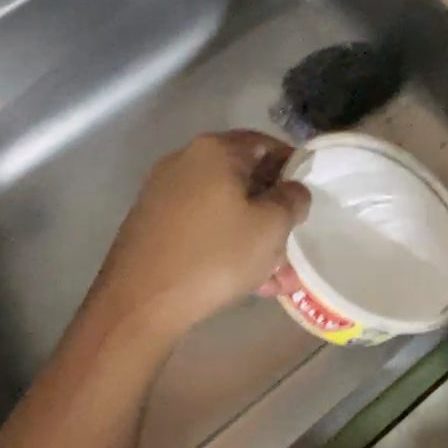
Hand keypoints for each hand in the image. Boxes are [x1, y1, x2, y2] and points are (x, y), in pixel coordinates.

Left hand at [88, 131, 310, 344]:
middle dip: (273, 213)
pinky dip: (226, 246)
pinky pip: (202, 227)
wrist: (139, 303)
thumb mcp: (271, 227)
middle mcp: (185, 162)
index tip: (307, 198)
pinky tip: (246, 282)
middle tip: (294, 244)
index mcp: (215, 150)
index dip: (293, 168)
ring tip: (276, 277)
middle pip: (244, 179)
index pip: (266, 144)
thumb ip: (293, 199)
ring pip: (225, 209)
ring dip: (254, 237)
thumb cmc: (215, 256)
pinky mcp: (152, 225)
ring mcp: (163, 194)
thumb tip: (293, 190)